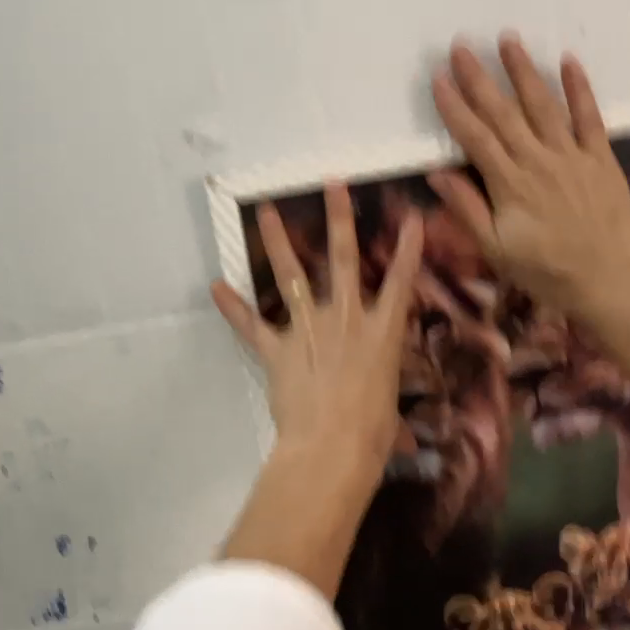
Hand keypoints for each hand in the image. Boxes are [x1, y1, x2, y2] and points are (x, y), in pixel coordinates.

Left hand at [212, 183, 424, 477]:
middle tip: (332, 183)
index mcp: (382, 334)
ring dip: (278, 242)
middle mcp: (346, 319)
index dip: (410, 248)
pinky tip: (216, 286)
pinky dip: (233, 306)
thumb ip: (392, 418)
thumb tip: (403, 445)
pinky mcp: (277, 349)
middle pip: (343, 258)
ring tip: (266, 211)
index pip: (402, 282)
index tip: (413, 217)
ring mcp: (308, 329)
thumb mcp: (390, 420)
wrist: (331, 446)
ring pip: (291, 275)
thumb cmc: (372, 434)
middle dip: (339, 218)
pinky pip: (251, 324)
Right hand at [426, 35, 629, 319]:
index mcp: (509, 184)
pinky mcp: (601, 158)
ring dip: (523, 71)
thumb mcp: (496, 249)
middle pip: (503, 113)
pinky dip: (579, 88)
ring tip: (507, 39)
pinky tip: (568, 61)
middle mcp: (538, 161)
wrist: (606, 281)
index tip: (438, 78)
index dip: (454, 107)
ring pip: (543, 105)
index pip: (474, 137)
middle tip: (461, 45)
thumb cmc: (545, 271)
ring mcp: (572, 156)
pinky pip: (590, 117)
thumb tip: (436, 173)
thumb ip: (467, 209)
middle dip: (479, 78)